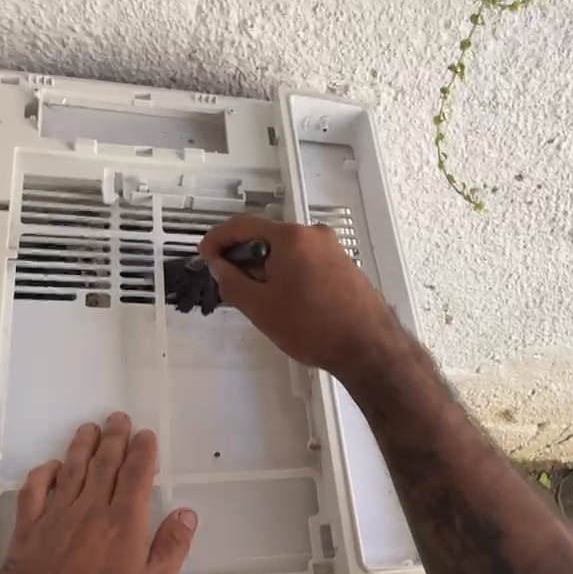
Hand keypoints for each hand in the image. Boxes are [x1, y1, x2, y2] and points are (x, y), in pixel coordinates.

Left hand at [0, 413, 196, 573]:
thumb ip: (171, 548)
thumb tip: (186, 513)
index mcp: (125, 522)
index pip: (137, 476)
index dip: (143, 452)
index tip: (145, 435)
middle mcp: (91, 510)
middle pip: (105, 465)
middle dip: (114, 439)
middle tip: (117, 417)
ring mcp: (55, 517)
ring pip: (72, 471)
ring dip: (82, 447)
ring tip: (89, 428)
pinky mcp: (27, 530)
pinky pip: (35, 491)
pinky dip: (44, 474)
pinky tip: (51, 467)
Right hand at [200, 214, 406, 379]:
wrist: (367, 347)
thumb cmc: (312, 327)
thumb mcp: (260, 307)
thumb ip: (232, 282)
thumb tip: (219, 266)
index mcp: (291, 237)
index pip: (243, 226)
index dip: (218, 240)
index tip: (205, 256)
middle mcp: (314, 235)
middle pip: (267, 237)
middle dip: (244, 258)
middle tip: (228, 283)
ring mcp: (333, 250)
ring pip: (288, 252)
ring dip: (267, 269)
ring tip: (257, 299)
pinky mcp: (345, 267)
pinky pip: (307, 263)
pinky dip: (289, 275)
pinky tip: (285, 301)